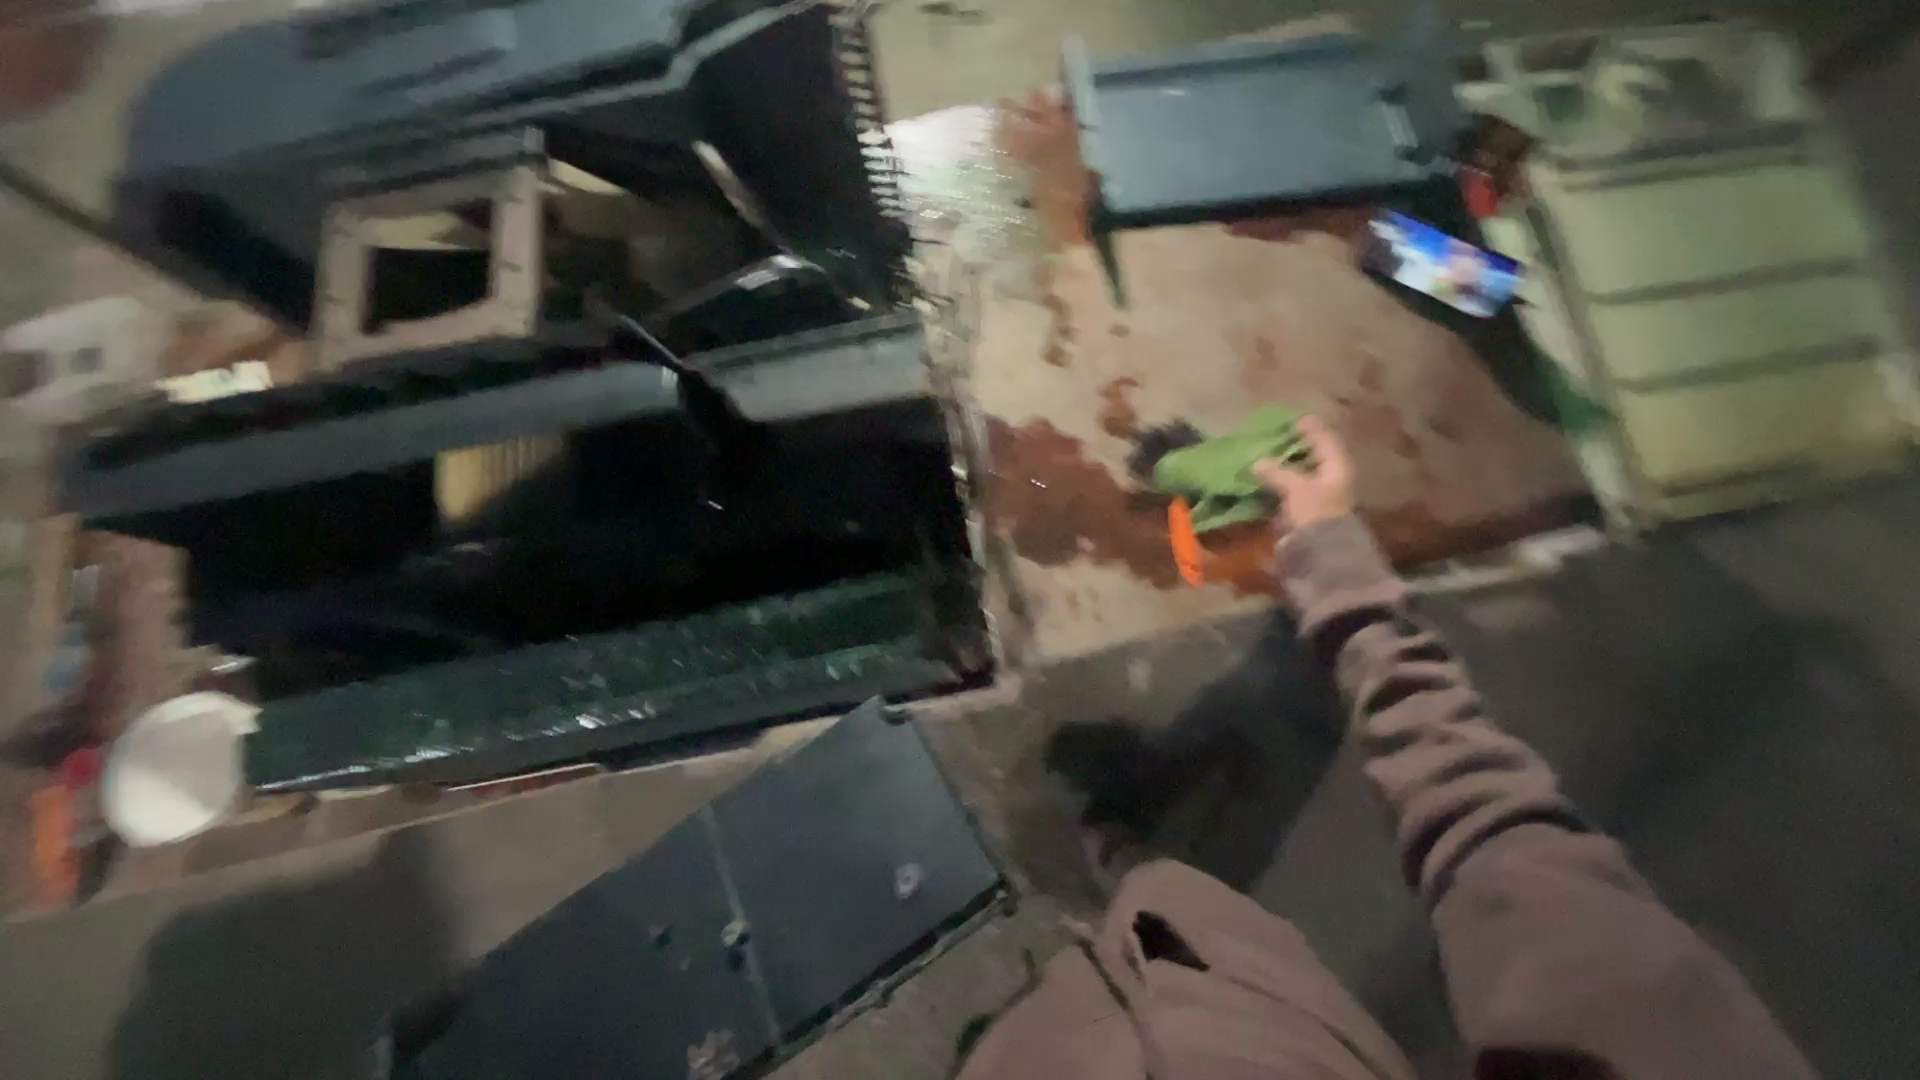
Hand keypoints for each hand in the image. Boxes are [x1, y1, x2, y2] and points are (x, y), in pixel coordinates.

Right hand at [1254, 416, 1352, 531]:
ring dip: (1280, 465)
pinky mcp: (1301, 511)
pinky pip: (1285, 490)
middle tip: (1273, 435)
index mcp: (1336, 467)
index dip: (1311, 428)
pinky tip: (1258, 478)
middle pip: (1311, 456)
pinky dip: (1273, 484)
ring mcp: (1315, 495)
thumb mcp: (1296, 487)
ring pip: (1297, 473)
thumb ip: (1276, 472)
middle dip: (1292, 446)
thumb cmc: (1314, 513)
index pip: (1325, 440)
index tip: (1293, 418)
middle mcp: (1329, 478)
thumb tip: (1255, 462)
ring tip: (1260, 454)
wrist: (1319, 552)